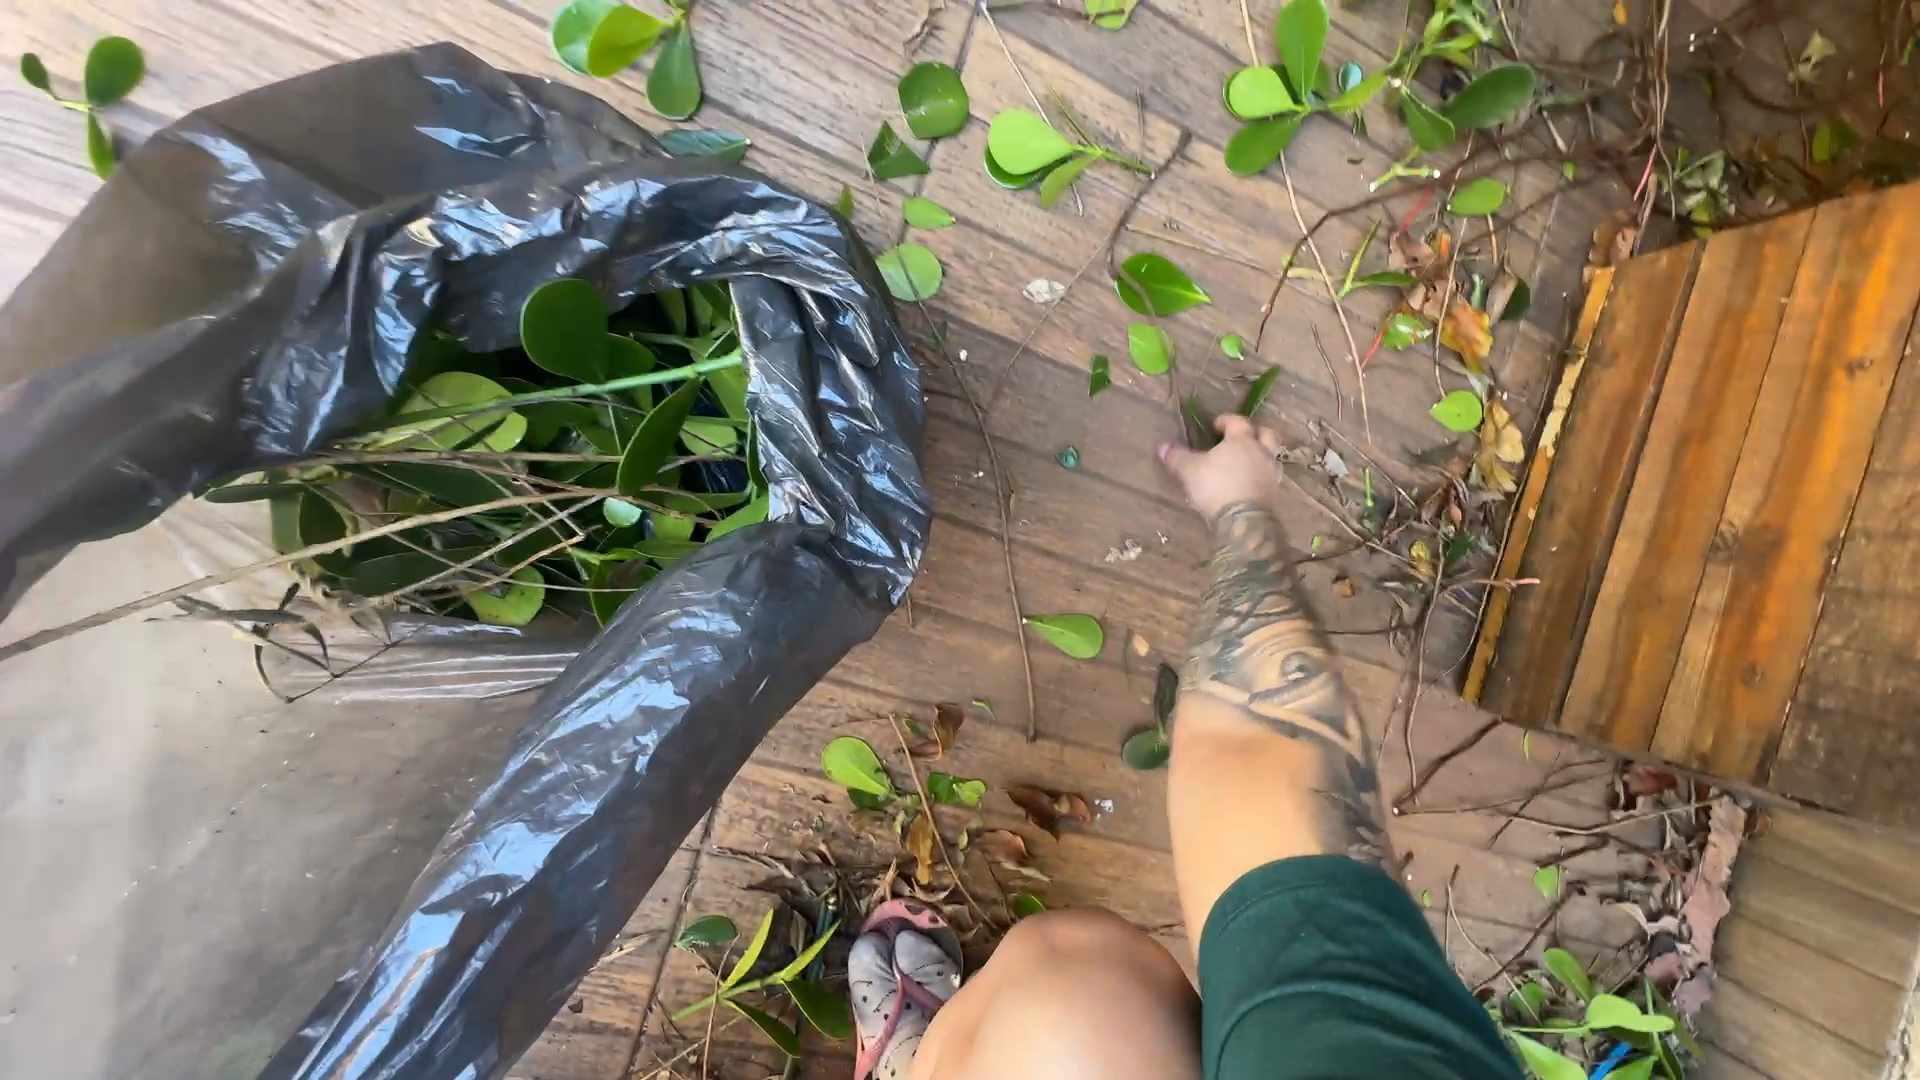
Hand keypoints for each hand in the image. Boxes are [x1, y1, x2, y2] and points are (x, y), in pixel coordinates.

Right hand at [1157, 414, 1285, 521]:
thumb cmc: (1216, 485)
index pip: (1238, 422)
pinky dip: (1260, 474)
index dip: (1227, 420)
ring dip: (1260, 454)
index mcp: (1242, 441)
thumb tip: (1163, 447)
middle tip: (1241, 437)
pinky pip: (1269, 476)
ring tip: (1246, 460)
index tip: (1216, 424)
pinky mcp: (1273, 492)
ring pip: (1270, 456)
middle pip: (1266, 434)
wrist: (1242, 518)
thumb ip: (1177, 457)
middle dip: (1255, 432)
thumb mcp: (1189, 470)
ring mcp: (1270, 472)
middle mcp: (1260, 452)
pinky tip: (1249, 481)